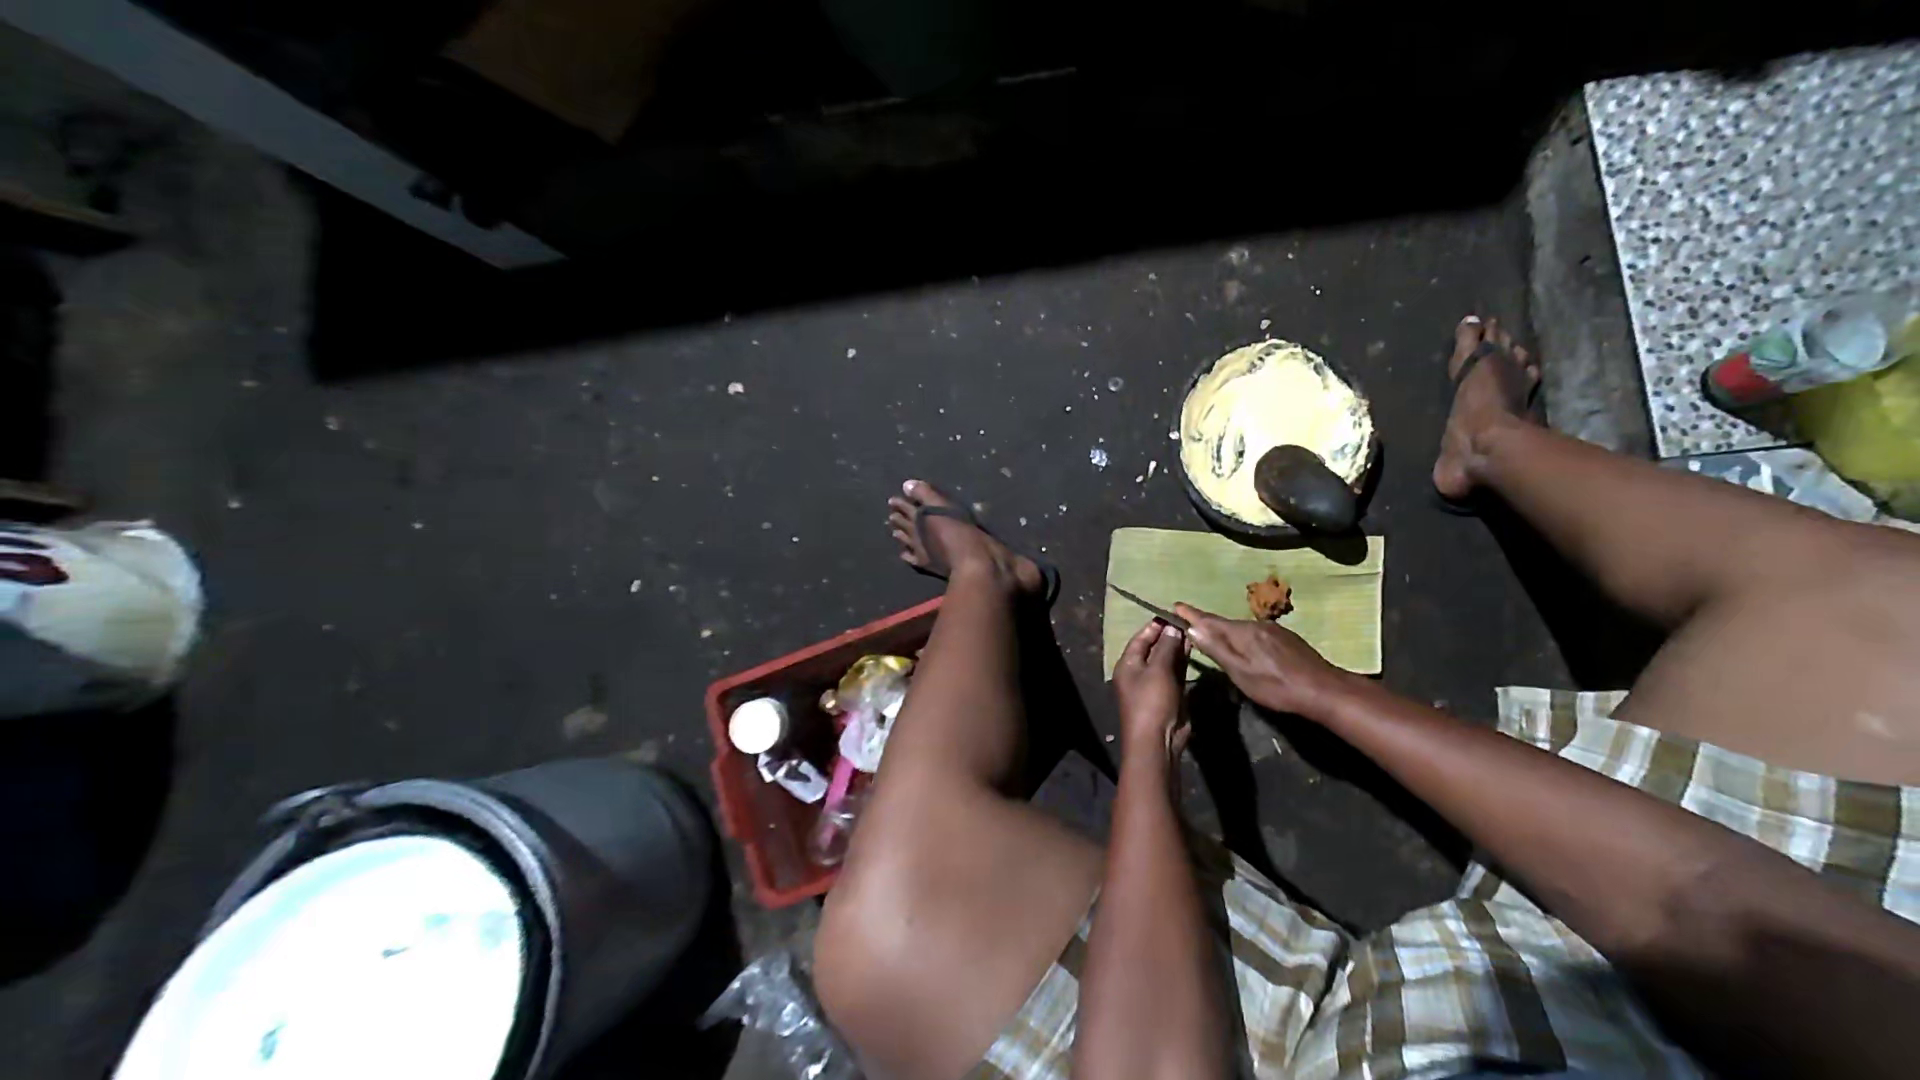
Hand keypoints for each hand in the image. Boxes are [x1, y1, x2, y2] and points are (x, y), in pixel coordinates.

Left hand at [1112, 619, 1190, 758]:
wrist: (1157, 739)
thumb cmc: (1152, 700)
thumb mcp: (1158, 670)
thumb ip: (1166, 647)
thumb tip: (1172, 628)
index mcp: (1128, 664)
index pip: (1140, 638)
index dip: (1155, 626)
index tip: (1172, 614)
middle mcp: (1138, 672)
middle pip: (1154, 648)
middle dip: (1168, 636)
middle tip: (1187, 622)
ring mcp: (1154, 684)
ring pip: (1166, 660)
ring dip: (1177, 648)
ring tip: (1193, 632)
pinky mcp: (1168, 694)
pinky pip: (1175, 673)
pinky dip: (1183, 662)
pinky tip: (1193, 650)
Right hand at [1172, 604, 1349, 717]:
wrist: (1324, 690)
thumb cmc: (1276, 686)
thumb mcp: (1240, 672)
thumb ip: (1216, 649)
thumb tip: (1192, 628)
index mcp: (1241, 632)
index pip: (1209, 620)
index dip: (1191, 614)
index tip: (1175, 606)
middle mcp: (1256, 625)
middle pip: (1225, 624)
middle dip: (1207, 625)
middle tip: (1190, 627)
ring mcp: (1274, 631)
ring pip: (1242, 630)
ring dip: (1227, 634)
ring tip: (1217, 643)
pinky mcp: (1286, 639)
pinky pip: (1256, 635)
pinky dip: (1244, 640)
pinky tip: (1248, 653)